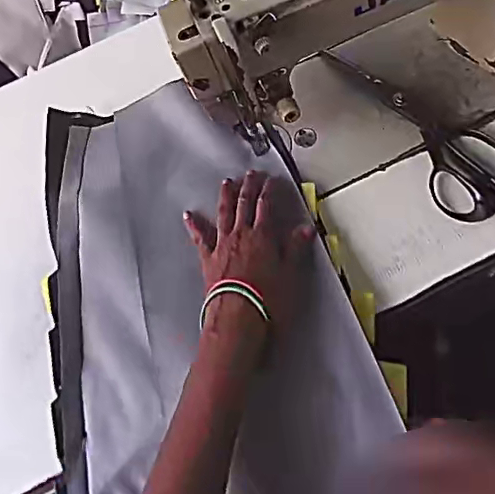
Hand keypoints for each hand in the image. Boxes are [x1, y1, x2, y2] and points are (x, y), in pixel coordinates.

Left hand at [183, 170, 314, 337]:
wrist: (237, 320)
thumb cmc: (267, 300)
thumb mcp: (291, 274)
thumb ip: (296, 249)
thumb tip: (305, 229)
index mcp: (263, 235)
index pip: (267, 205)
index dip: (269, 190)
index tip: (271, 180)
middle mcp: (241, 234)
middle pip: (245, 203)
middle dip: (249, 186)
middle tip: (251, 174)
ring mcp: (223, 245)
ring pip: (224, 213)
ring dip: (226, 196)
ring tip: (227, 183)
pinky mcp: (209, 260)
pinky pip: (200, 238)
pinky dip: (194, 225)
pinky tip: (188, 215)